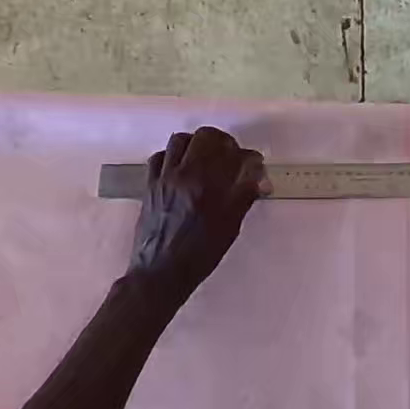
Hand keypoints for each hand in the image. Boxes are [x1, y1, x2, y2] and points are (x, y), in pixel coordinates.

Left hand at [127, 127, 268, 300]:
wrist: (161, 272)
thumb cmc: (199, 254)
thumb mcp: (230, 228)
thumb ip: (244, 198)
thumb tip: (259, 180)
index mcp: (210, 185)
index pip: (235, 155)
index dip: (249, 157)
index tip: (253, 164)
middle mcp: (186, 174)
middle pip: (206, 137)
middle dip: (222, 142)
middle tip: (230, 155)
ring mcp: (165, 177)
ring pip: (180, 140)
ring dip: (196, 143)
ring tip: (205, 157)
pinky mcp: (150, 184)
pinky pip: (160, 156)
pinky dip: (172, 155)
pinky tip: (180, 167)